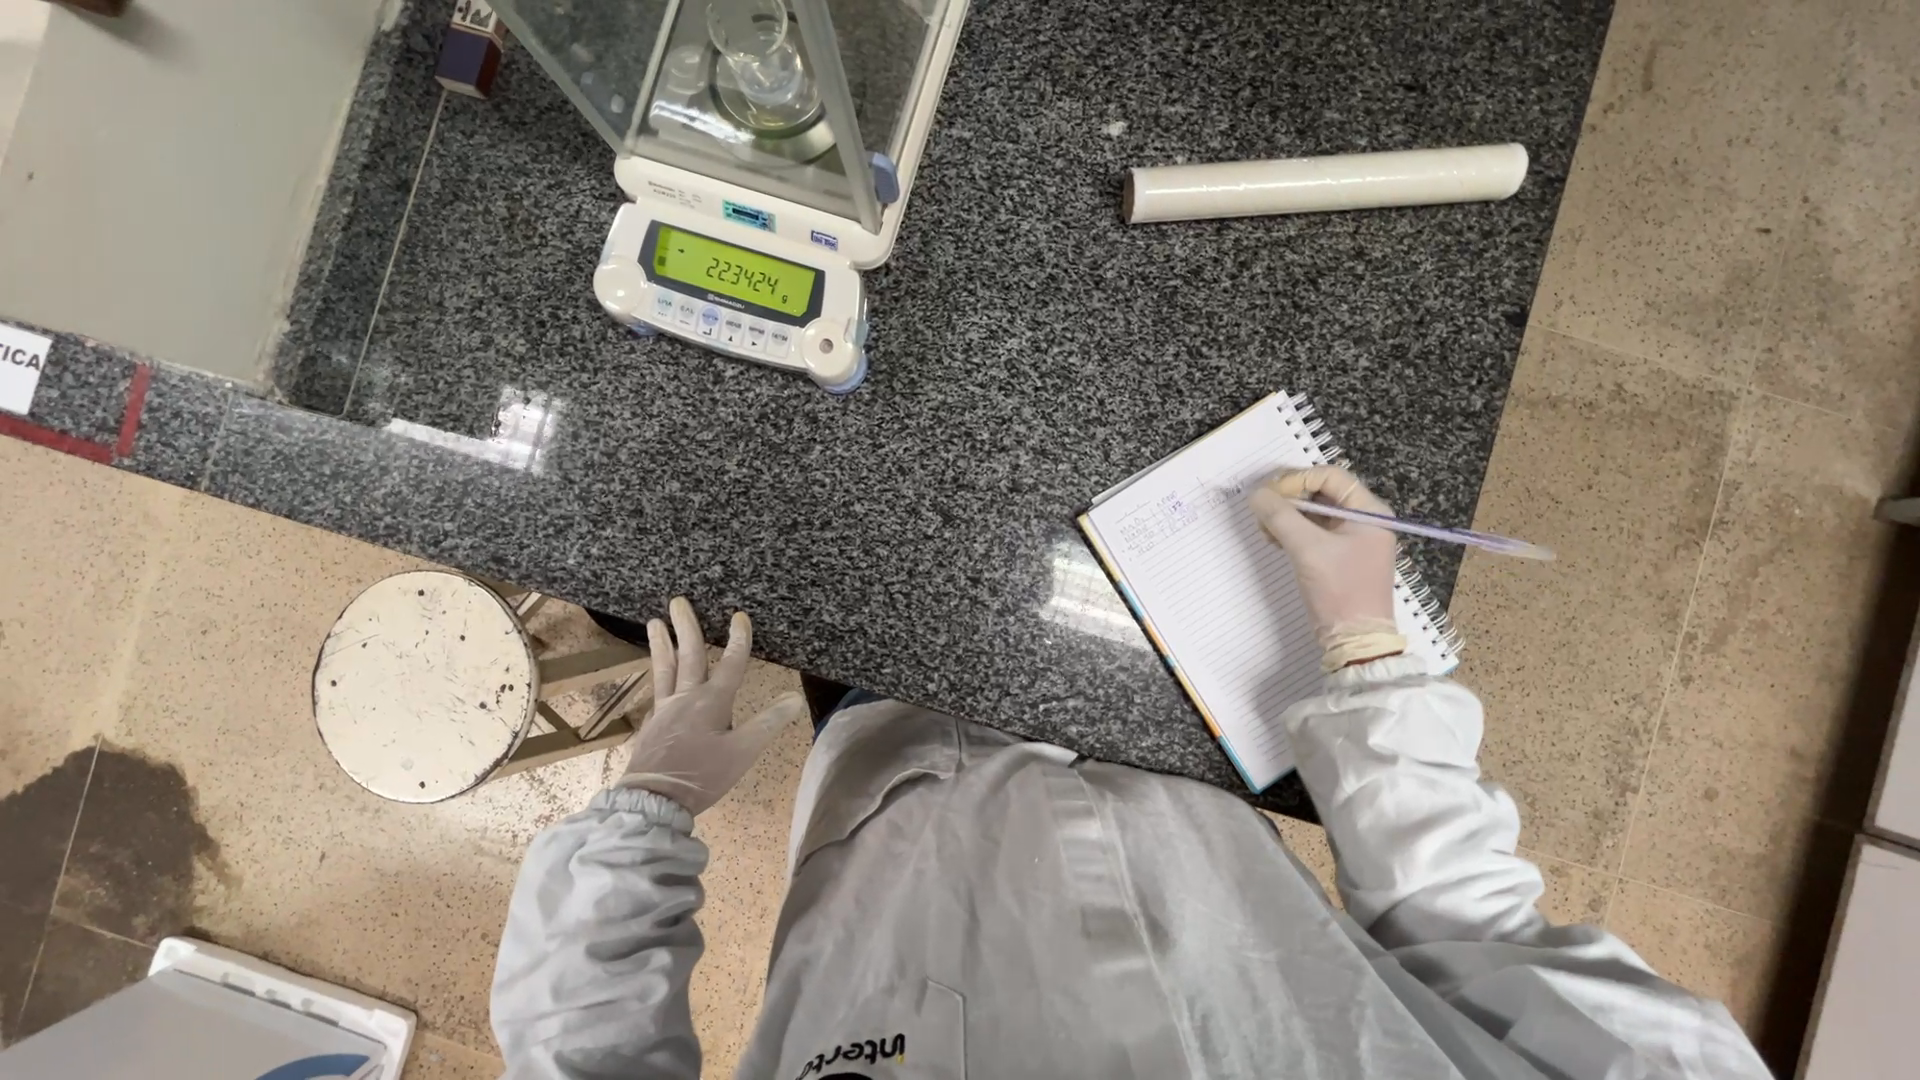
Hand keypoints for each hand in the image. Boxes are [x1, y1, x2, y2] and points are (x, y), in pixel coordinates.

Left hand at [618, 597, 805, 814]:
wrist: (653, 800)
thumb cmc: (702, 775)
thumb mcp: (742, 752)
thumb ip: (767, 723)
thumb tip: (794, 696)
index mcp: (711, 702)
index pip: (730, 664)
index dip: (738, 640)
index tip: (740, 616)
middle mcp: (685, 698)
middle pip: (688, 655)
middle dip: (686, 626)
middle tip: (678, 601)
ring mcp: (665, 709)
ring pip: (665, 667)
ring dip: (663, 643)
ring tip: (655, 622)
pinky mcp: (652, 723)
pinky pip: (656, 686)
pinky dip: (657, 669)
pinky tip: (656, 669)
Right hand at [1248, 465, 1406, 671]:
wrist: (1355, 639)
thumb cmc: (1340, 591)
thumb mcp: (1308, 549)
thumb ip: (1280, 517)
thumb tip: (1256, 495)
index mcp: (1369, 512)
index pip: (1330, 476)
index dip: (1297, 480)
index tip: (1270, 495)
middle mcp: (1363, 520)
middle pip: (1319, 492)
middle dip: (1288, 499)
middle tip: (1264, 513)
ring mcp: (1351, 538)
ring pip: (1312, 512)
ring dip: (1286, 516)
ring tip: (1267, 531)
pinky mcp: (1337, 555)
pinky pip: (1311, 531)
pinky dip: (1291, 531)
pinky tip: (1275, 541)